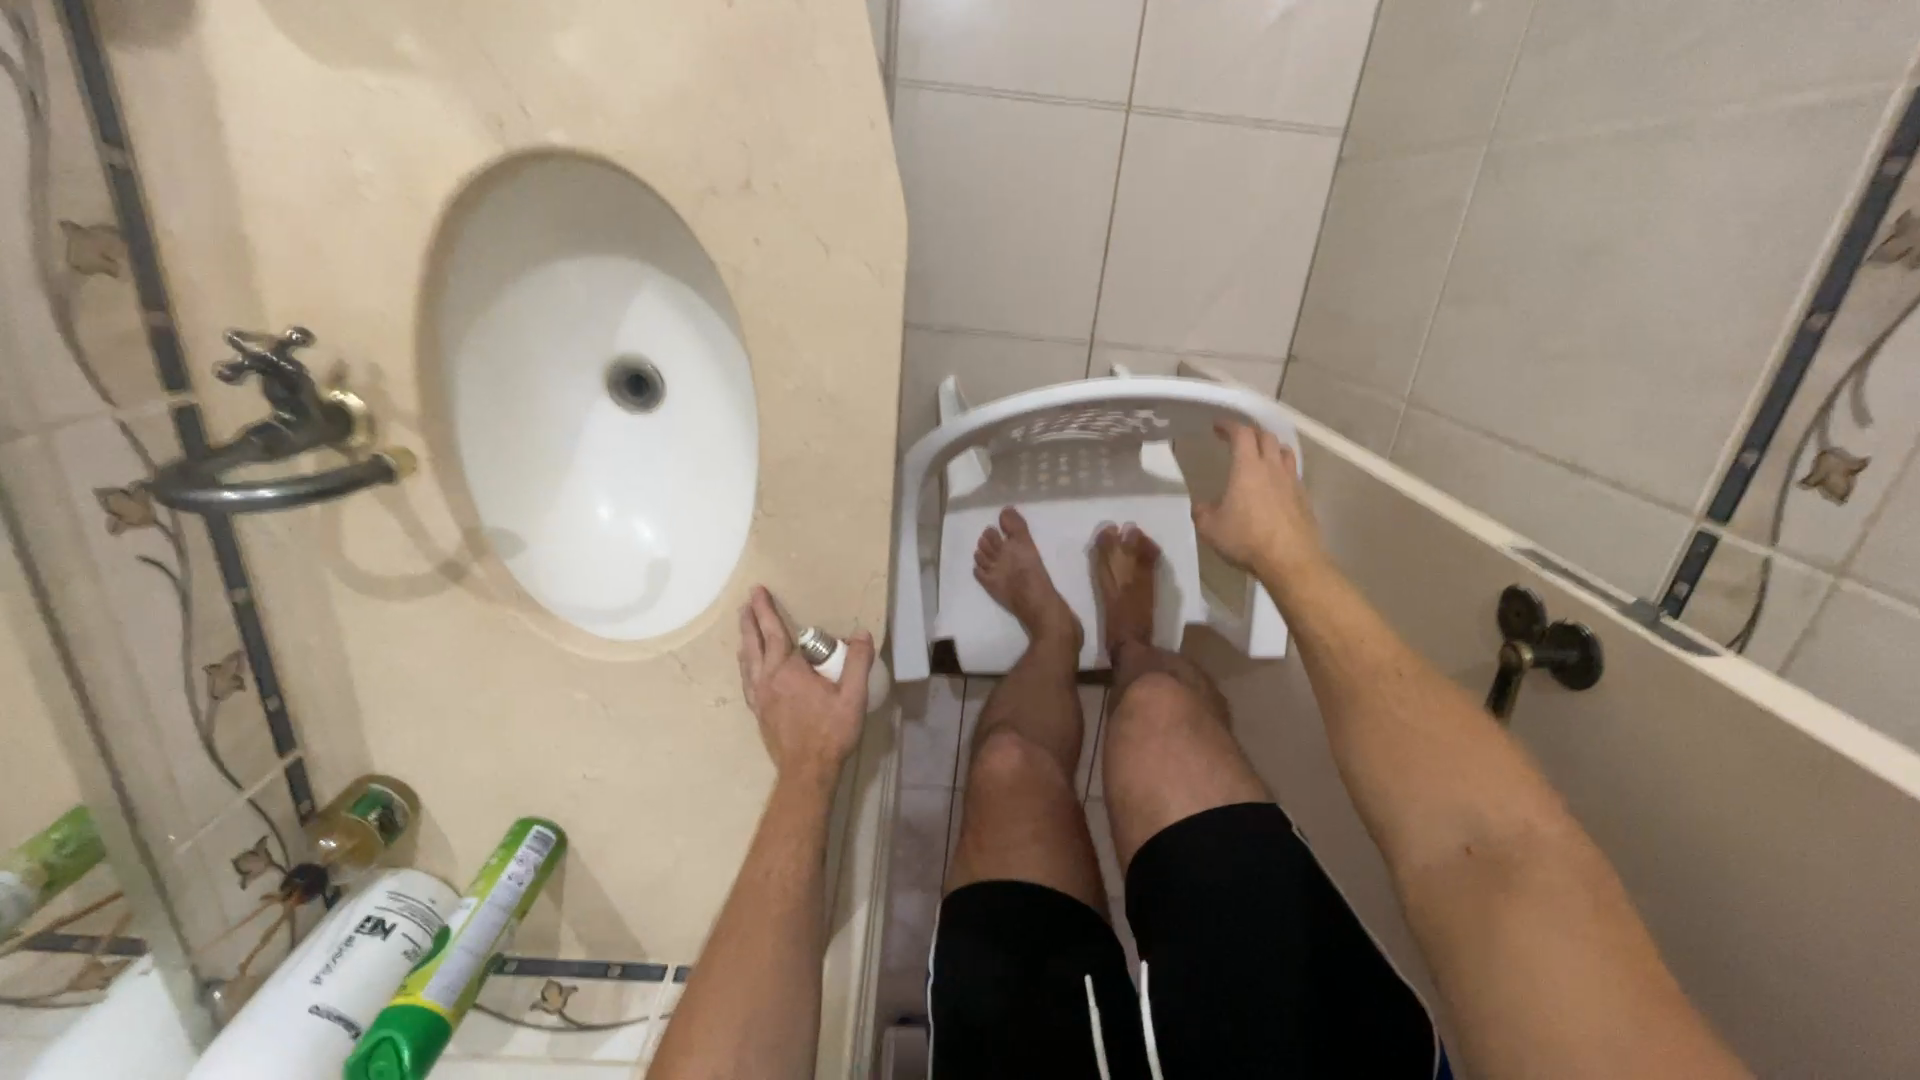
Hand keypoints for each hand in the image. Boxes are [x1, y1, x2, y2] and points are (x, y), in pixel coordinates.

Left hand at [737, 586, 873, 788]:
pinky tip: (749, 668)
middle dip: (750, 620)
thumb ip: (857, 662)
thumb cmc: (831, 732)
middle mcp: (767, 680)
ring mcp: (759, 698)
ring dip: (746, 641)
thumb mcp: (853, 696)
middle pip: (754, 643)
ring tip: (745, 629)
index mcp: (788, 671)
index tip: (757, 590)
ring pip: (747, 662)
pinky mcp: (759, 713)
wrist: (807, 771)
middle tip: (746, 602)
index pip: (775, 632)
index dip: (765, 610)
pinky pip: (747, 680)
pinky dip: (746, 665)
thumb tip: (860, 634)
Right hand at [1191, 422, 1326, 582]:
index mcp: (1247, 467)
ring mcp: (1292, 482)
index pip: (1241, 433)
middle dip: (1250, 433)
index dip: (1229, 425)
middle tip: (1238, 439)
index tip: (1218, 425)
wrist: (1290, 559)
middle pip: (1266, 437)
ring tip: (1261, 455)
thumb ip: (1202, 511)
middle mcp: (1272, 468)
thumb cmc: (1245, 539)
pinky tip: (1275, 484)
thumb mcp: (1209, 528)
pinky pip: (1293, 474)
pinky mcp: (1304, 498)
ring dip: (1271, 447)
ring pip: (1284, 452)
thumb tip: (1201, 505)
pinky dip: (1282, 470)